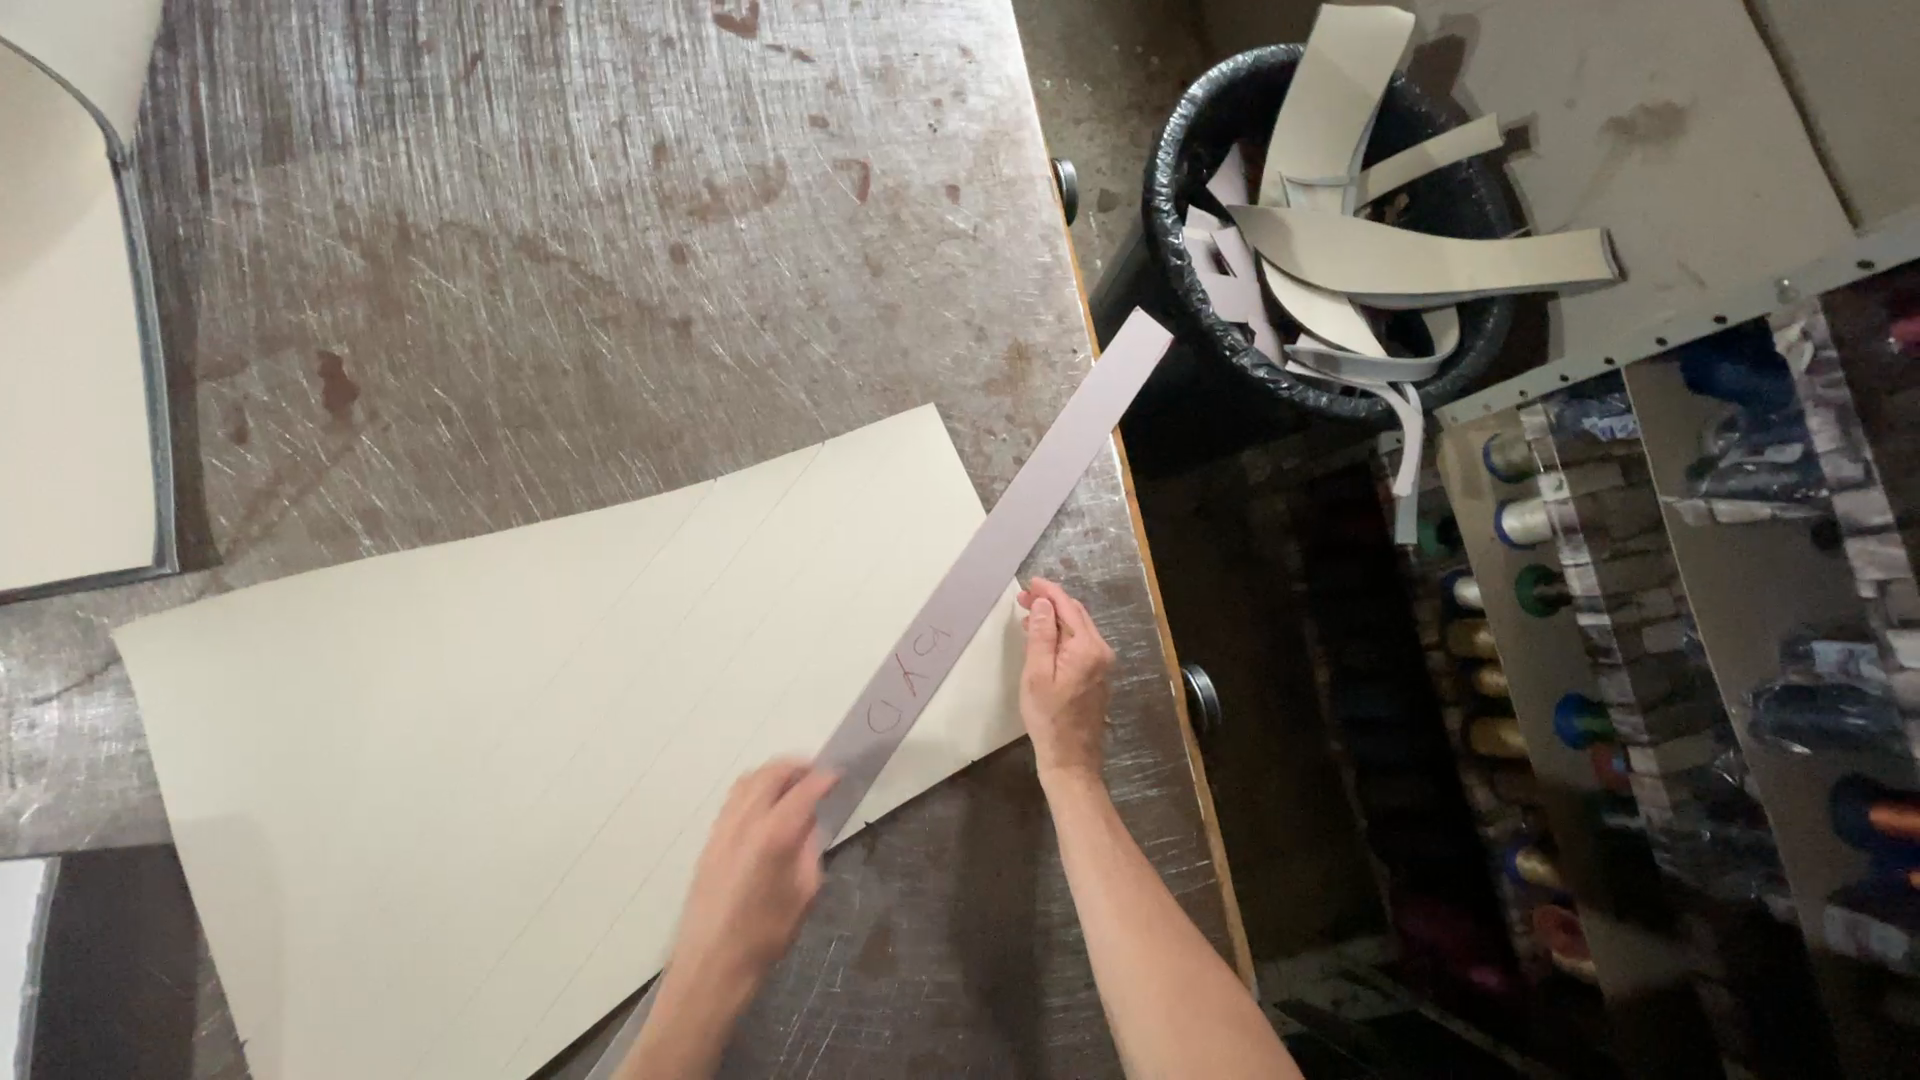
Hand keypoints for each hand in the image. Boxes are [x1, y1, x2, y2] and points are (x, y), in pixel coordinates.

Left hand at [667, 761, 838, 1004]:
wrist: (711, 966)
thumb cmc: (766, 936)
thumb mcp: (804, 894)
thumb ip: (808, 850)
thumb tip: (809, 824)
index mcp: (773, 837)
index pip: (803, 791)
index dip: (823, 779)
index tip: (838, 775)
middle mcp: (744, 824)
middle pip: (770, 774)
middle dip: (796, 767)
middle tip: (816, 774)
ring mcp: (722, 830)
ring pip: (747, 781)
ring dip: (772, 774)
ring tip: (792, 785)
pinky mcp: (709, 841)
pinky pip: (732, 800)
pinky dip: (752, 790)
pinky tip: (765, 807)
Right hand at [1016, 577, 1115, 781]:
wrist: (1071, 757)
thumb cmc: (1049, 717)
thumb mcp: (1036, 674)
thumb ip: (1040, 635)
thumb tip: (1042, 604)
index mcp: (1088, 648)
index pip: (1068, 607)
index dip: (1048, 592)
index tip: (1029, 582)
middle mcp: (1101, 651)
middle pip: (1076, 615)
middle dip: (1050, 602)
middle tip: (1023, 597)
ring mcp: (1102, 664)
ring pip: (1078, 629)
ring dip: (1055, 618)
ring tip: (1027, 615)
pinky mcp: (1098, 675)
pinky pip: (1080, 643)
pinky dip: (1062, 634)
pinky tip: (1043, 638)